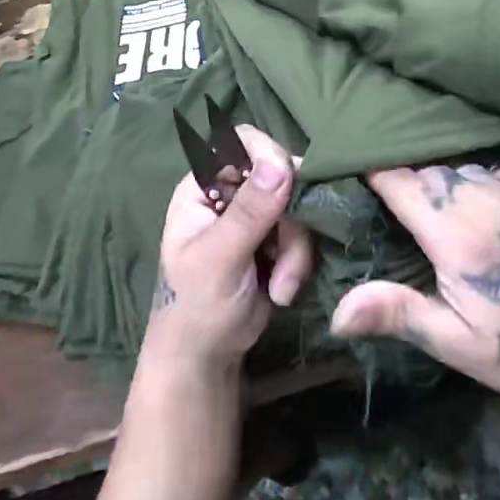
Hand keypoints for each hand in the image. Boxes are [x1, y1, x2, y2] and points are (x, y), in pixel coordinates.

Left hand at [146, 125, 311, 374]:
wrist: (206, 355)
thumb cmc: (195, 304)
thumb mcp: (220, 258)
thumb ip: (250, 212)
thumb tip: (280, 163)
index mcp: (203, 186)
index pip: (241, 144)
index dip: (269, 156)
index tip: (290, 184)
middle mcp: (230, 193)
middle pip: (281, 177)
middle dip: (290, 224)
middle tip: (285, 261)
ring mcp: (255, 216)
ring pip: (298, 209)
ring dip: (296, 253)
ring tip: (279, 289)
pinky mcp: (276, 240)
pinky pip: (304, 234)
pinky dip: (298, 265)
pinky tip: (281, 292)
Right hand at [330, 164, 499, 426]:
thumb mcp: (452, 342)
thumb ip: (394, 313)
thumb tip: (335, 315)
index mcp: (459, 236)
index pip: (398, 180)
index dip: (368, 176)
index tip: (344, 183)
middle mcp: (484, 201)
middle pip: (421, 171)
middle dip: (396, 185)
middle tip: (376, 212)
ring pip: (449, 169)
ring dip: (428, 184)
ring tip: (414, 214)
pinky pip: (477, 171)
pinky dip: (458, 183)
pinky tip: (455, 211)